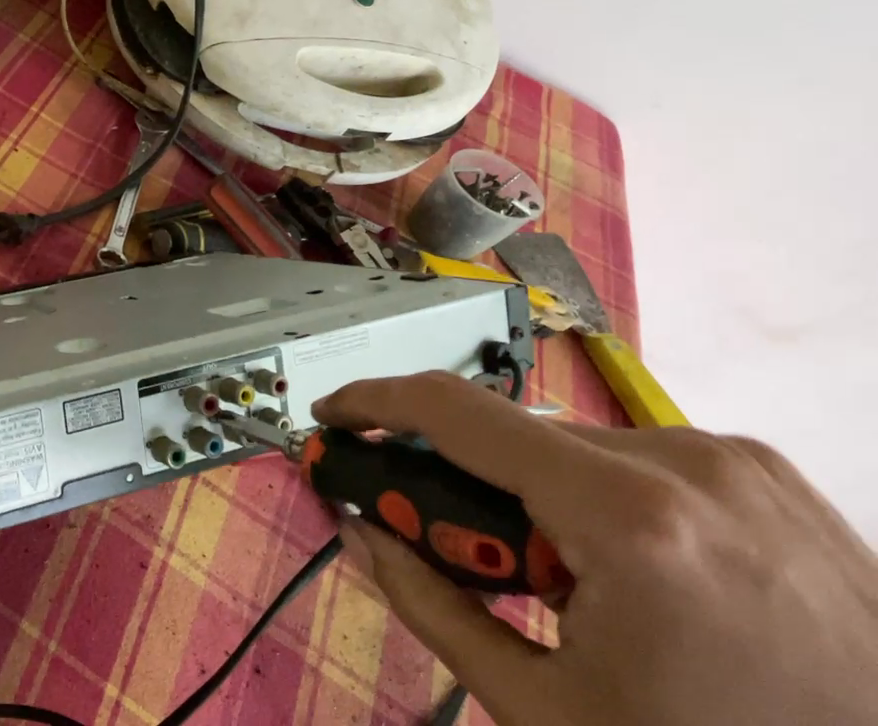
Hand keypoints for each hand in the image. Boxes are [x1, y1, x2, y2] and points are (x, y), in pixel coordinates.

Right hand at [314, 371, 877, 725]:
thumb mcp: (544, 709)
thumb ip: (426, 604)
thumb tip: (359, 530)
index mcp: (628, 515)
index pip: (455, 412)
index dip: (372, 403)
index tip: (329, 418)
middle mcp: (685, 460)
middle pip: (513, 437)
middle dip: (458, 479)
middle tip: (447, 545)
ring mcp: (736, 459)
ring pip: (572, 447)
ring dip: (531, 493)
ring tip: (560, 580)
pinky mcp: (769, 472)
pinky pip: (636, 458)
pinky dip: (595, 495)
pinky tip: (627, 570)